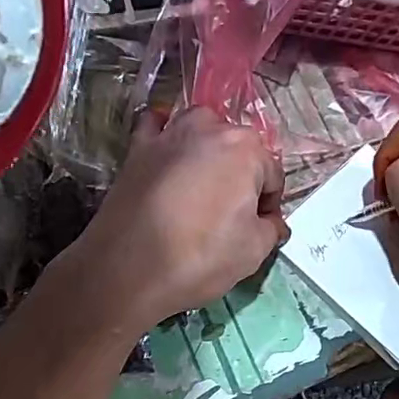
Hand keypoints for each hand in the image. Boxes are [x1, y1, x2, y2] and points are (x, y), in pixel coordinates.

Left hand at [60, 108, 287, 329]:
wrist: (126, 269)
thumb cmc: (200, 257)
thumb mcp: (253, 251)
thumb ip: (271, 228)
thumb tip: (271, 222)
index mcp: (246, 149)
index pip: (272, 174)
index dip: (269, 205)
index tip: (259, 228)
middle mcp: (209, 129)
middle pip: (238, 148)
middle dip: (241, 176)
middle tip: (231, 214)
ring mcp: (168, 135)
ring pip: (200, 130)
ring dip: (208, 150)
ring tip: (202, 187)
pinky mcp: (136, 149)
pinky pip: (156, 129)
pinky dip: (165, 138)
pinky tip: (166, 157)